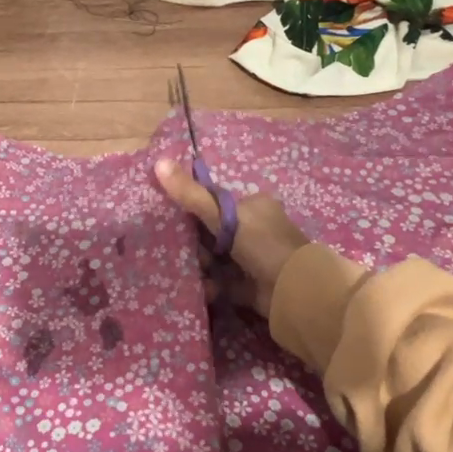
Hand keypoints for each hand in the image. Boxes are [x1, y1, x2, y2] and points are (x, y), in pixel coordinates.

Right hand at [154, 158, 307, 317]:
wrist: (294, 290)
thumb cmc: (261, 243)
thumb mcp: (222, 215)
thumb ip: (191, 194)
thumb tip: (158, 161)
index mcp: (254, 206)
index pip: (218, 204)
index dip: (196, 213)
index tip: (176, 224)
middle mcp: (257, 229)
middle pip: (216, 233)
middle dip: (197, 245)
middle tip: (182, 252)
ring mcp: (256, 258)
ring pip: (218, 259)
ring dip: (203, 267)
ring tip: (192, 273)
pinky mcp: (253, 285)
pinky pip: (225, 281)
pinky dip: (214, 285)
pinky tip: (206, 288)